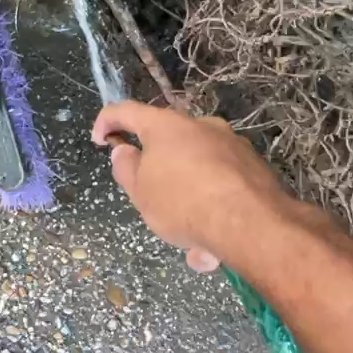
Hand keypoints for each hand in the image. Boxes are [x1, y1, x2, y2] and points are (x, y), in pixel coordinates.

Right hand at [92, 101, 296, 272]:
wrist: (250, 223)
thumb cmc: (182, 203)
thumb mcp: (140, 192)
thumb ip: (126, 168)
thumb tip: (124, 151)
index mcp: (165, 126)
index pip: (126, 111)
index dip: (106, 122)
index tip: (100, 141)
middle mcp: (200, 125)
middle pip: (167, 141)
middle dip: (155, 168)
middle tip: (148, 196)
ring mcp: (231, 143)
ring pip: (195, 167)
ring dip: (185, 194)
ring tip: (186, 236)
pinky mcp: (253, 165)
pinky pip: (219, 182)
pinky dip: (209, 203)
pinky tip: (209, 241)